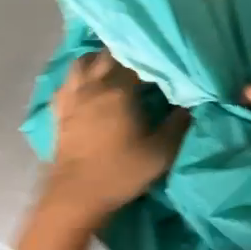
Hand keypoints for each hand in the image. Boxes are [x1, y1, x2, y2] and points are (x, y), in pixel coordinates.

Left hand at [41, 52, 188, 226]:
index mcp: (119, 90)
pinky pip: (68, 80)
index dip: (153, 58)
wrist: (76, 196)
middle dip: (127, 53)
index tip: (166, 63)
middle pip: (109, 53)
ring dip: (101, 59)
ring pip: (84, 60)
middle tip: (144, 63)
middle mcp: (94, 84)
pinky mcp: (59, 109)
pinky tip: (88, 85)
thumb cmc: (120, 173)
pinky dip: (80, 76)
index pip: (138, 59)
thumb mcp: (160, 153)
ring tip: (115, 67)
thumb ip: (178, 125)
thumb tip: (191, 104)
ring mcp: (73, 95)